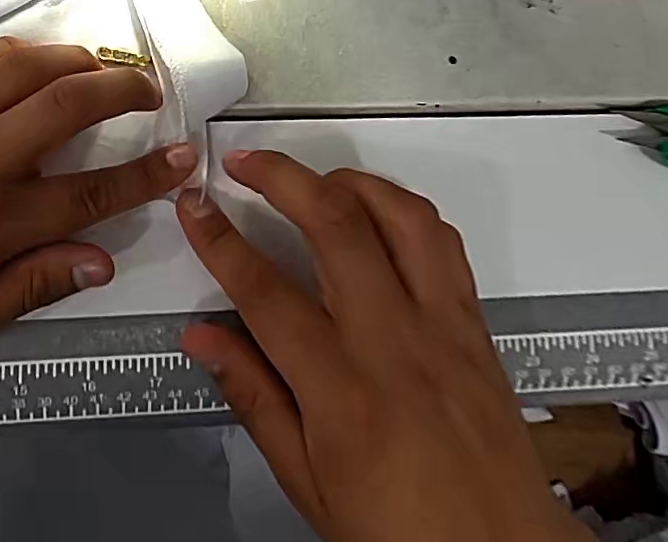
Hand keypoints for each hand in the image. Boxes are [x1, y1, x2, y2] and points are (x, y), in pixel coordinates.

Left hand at [0, 38, 198, 418]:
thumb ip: (28, 285)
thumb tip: (99, 260)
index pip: (89, 192)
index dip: (146, 174)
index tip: (184, 154)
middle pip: (66, 105)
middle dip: (120, 90)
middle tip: (151, 90)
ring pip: (21, 69)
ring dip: (72, 59)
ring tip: (102, 65)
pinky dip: (10, 51)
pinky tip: (30, 56)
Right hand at [176, 151, 585, 541]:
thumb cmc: (399, 532)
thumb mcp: (306, 479)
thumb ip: (252, 395)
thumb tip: (201, 336)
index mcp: (342, 390)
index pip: (264, 292)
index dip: (219, 239)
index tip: (194, 205)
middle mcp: (394, 342)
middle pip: (335, 225)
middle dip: (280, 177)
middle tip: (245, 162)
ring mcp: (442, 324)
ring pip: (397, 216)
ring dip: (346, 180)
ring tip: (310, 177)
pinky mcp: (474, 321)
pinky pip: (442, 239)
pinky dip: (400, 207)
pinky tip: (374, 210)